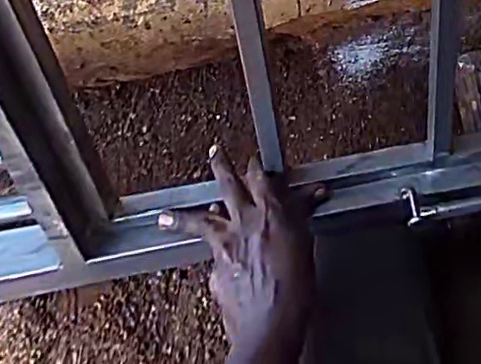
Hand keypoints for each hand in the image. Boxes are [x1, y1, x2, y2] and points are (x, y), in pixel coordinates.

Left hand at [158, 146, 321, 363]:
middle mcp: (244, 222)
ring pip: (201, 221)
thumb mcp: (306, 243)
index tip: (253, 159)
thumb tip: (314, 196)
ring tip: (166, 214)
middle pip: (228, 184)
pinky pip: (211, 257)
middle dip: (221, 165)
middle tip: (214, 153)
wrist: (270, 329)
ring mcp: (225, 246)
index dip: (256, 165)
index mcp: (270, 211)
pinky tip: (211, 261)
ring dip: (184, 215)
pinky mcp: (214, 271)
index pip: (260, 176)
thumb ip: (303, 215)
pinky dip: (212, 256)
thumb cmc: (295, 288)